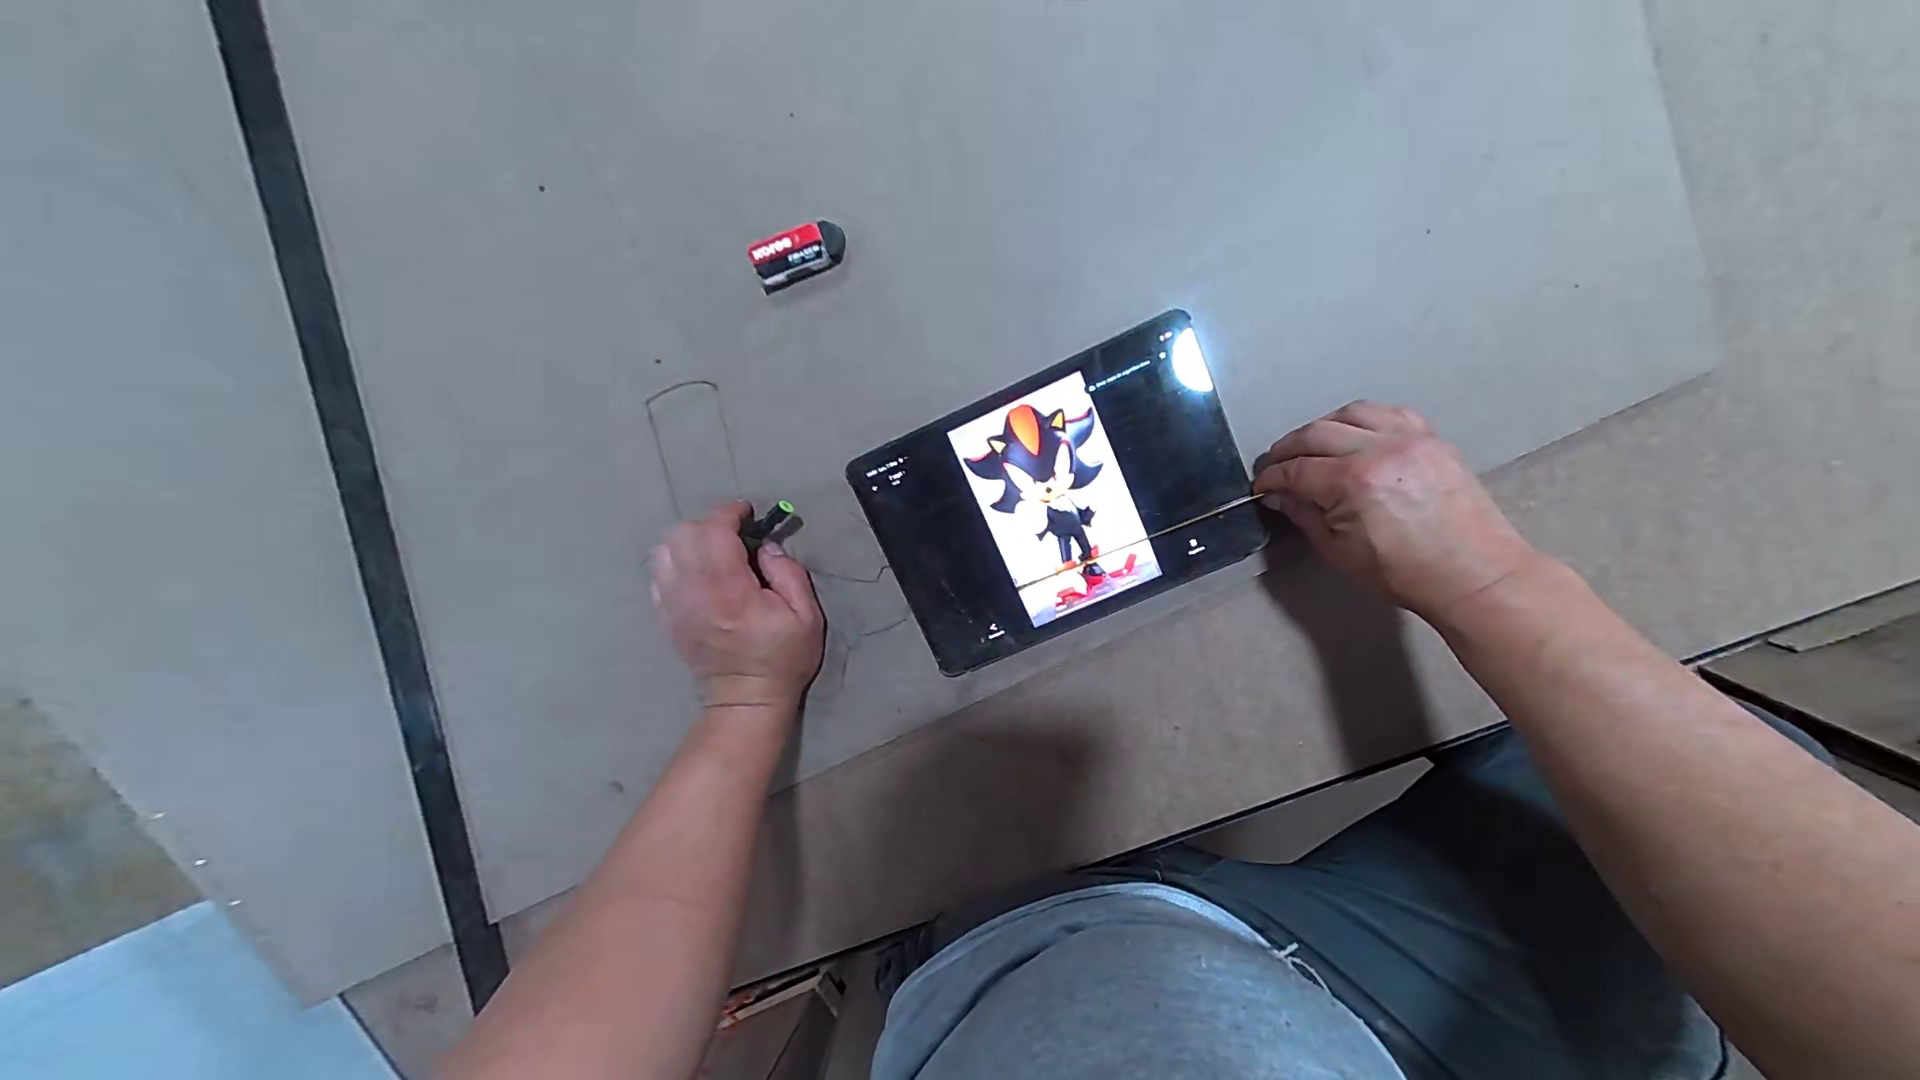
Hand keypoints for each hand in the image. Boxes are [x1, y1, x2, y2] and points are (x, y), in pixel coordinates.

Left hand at [649, 502, 824, 712]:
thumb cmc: (781, 658)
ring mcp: (673, 605)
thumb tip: (766, 547)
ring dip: (689, 541)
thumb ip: (789, 573)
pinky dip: (676, 562)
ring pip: (663, 550)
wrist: (744, 700)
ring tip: (714, 553)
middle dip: (709, 525)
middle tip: (734, 536)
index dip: (730, 513)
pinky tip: (698, 573)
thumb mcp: (806, 616)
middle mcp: (693, 593)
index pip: (714, 532)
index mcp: (729, 591)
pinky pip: (657, 573)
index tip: (747, 514)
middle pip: (682, 534)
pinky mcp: (664, 616)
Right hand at [1252, 402, 1543, 625]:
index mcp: (1353, 481)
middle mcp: (1381, 449)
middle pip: (1316, 433)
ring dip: (1322, 427)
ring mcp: (1411, 440)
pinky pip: (1389, 414)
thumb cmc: (1402, 572)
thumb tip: (1279, 495)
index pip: (1296, 469)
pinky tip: (1353, 437)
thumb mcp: (1337, 550)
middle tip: (1275, 465)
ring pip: (1351, 413)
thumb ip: (1304, 514)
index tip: (1261, 486)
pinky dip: (1362, 421)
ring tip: (1310, 447)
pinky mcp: (1432, 440)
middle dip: (1287, 448)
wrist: (1474, 573)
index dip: (1271, 478)